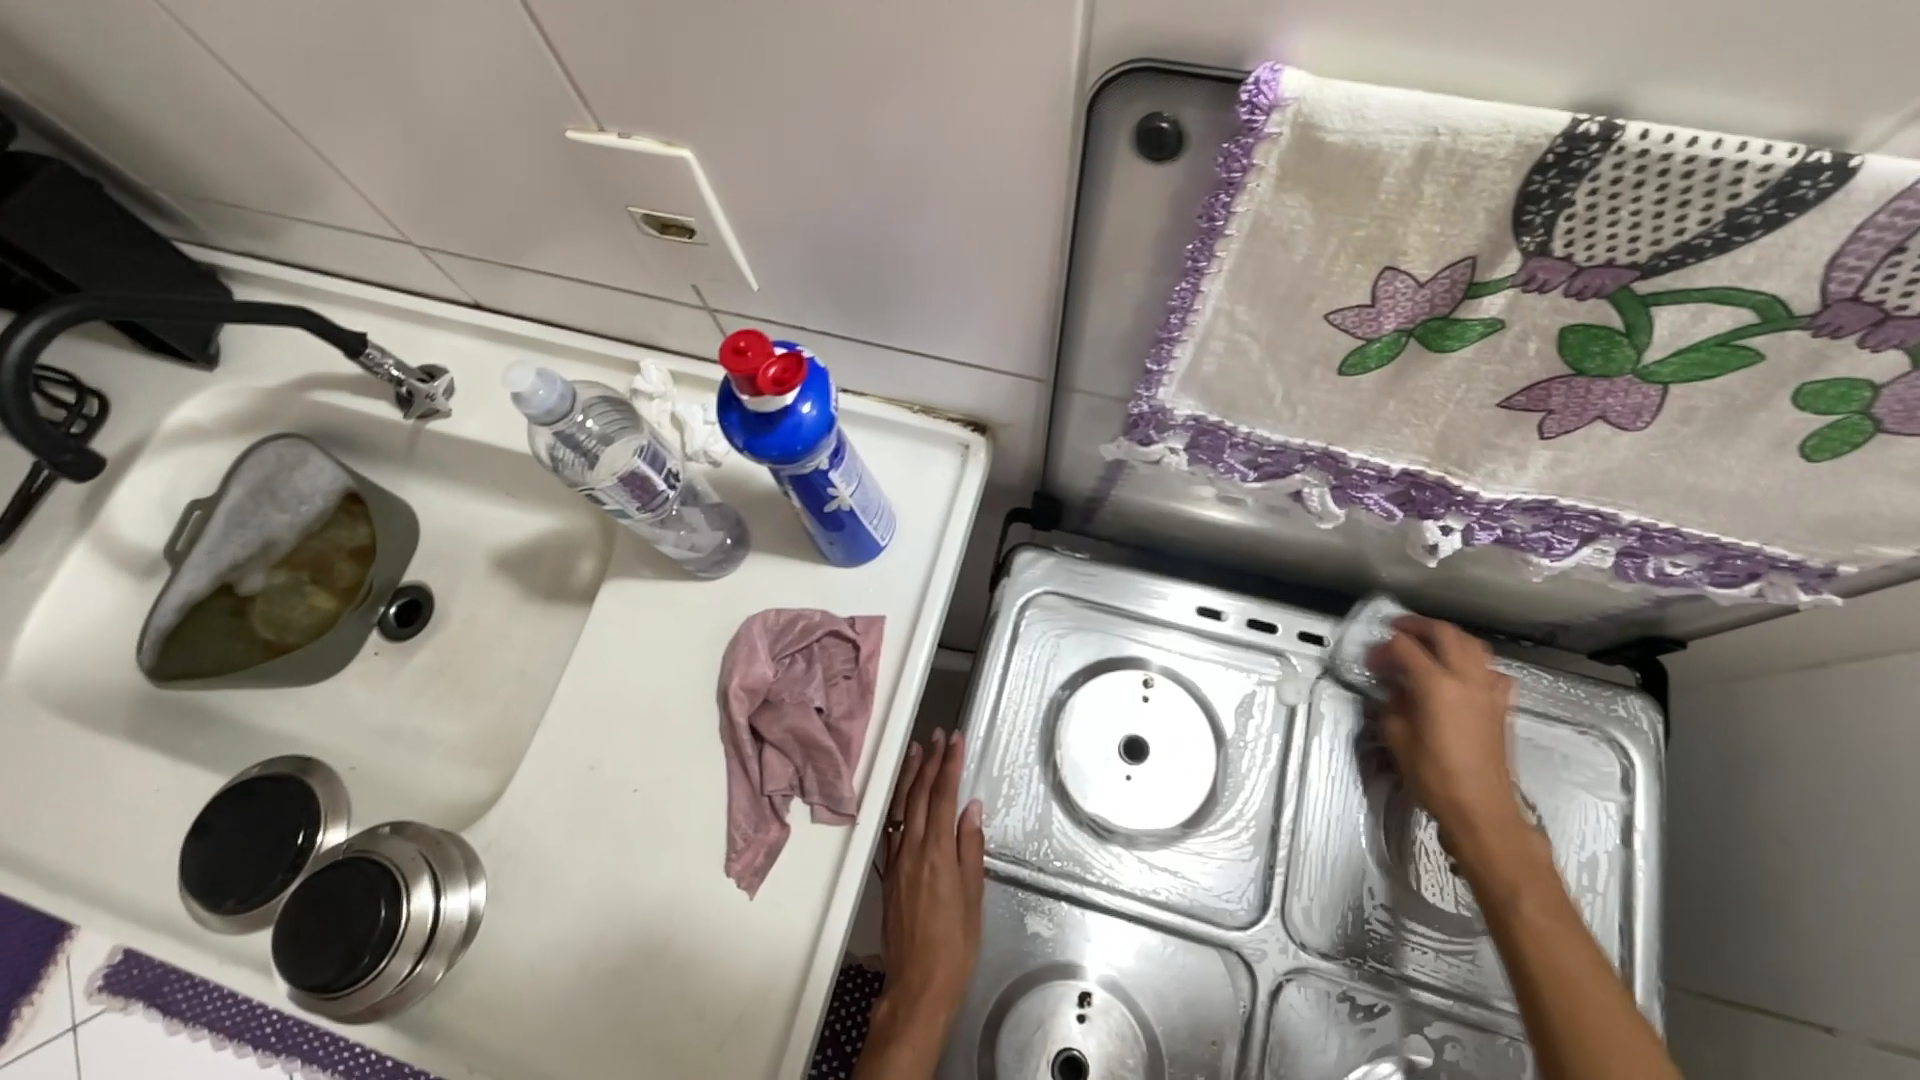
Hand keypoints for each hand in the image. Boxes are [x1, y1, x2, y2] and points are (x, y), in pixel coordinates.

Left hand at [859, 729, 983, 1078]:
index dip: (949, 765)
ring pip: (901, 807)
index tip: (955, 740)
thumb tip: (972, 809)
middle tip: (938, 736)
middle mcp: (911, 851)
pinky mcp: (889, 874)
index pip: (943, 797)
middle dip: (930, 762)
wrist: (918, 984)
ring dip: (910, 776)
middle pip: (919, 795)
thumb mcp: (974, 897)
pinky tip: (903, 795)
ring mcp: (896, 861)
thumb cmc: (954, 946)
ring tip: (916, 751)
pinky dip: (898, 803)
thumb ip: (970, 849)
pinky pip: (892, 827)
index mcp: (936, 854)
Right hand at [1366, 616, 1524, 851]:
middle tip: (1397, 630)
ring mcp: (1489, 690)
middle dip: (1418, 626)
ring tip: (1429, 643)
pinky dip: (1473, 661)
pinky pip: (1490, 669)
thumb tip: (1393, 688)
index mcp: (1436, 686)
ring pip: (1473, 645)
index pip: (1406, 648)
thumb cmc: (1434, 776)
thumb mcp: (1398, 738)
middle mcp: (1467, 679)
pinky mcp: (1502, 704)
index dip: (1384, 648)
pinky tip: (1462, 673)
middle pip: (1445, 633)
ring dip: (1448, 637)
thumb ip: (1392, 704)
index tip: (1371, 660)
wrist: (1481, 807)